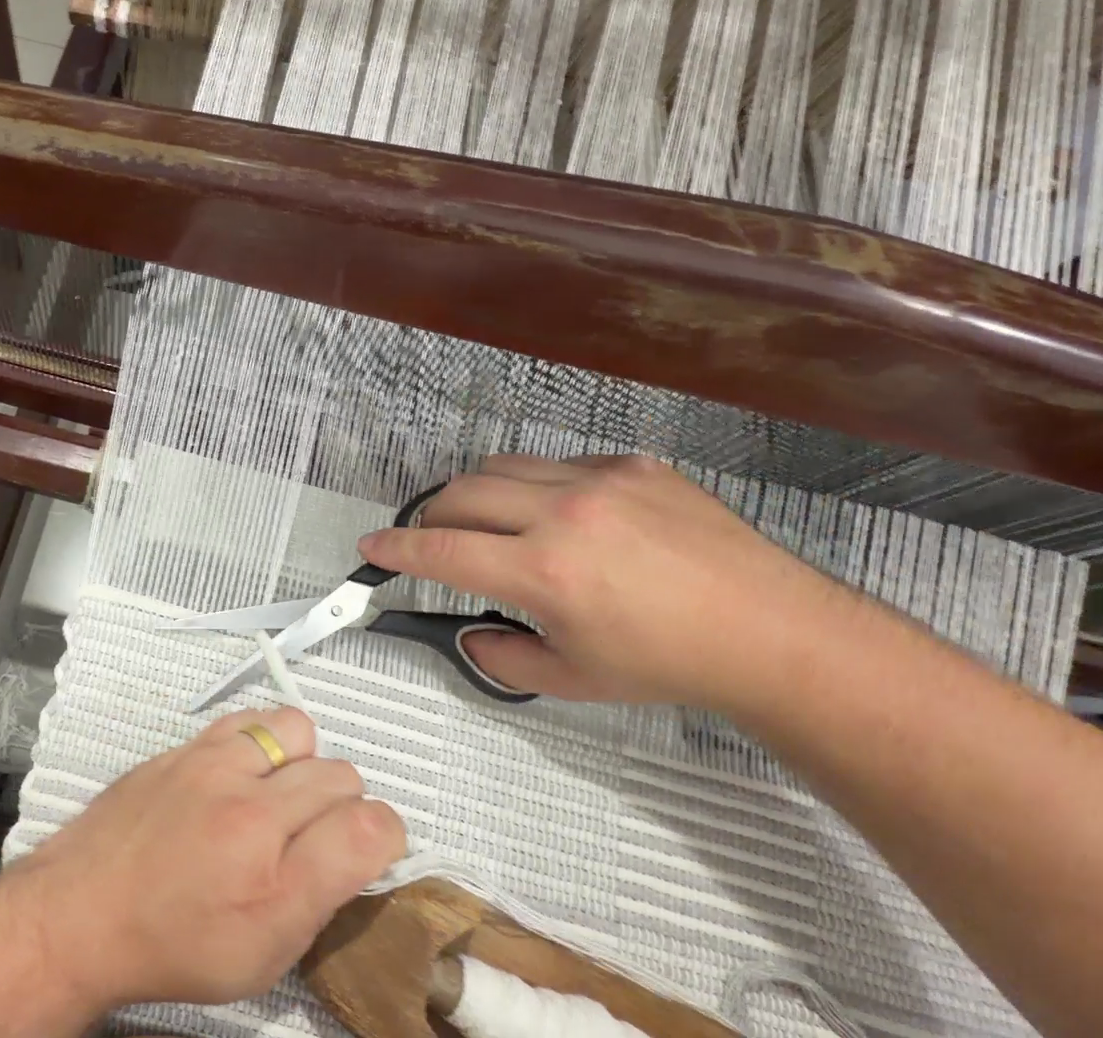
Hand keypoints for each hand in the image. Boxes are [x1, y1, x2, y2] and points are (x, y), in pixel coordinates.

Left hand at [0, 707, 405, 1010]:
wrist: (79, 914)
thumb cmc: (171, 945)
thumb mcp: (261, 954)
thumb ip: (323, 897)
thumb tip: (363, 846)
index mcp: (272, 867)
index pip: (373, 824)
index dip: (383, 838)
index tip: (366, 850)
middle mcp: (245, 801)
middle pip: (340, 773)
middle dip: (344, 804)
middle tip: (315, 834)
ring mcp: (206, 764)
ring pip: (293, 728)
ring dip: (301, 760)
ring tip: (279, 794)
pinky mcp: (177, 750)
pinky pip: (241, 722)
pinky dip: (255, 745)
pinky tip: (237, 777)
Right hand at [357, 453, 878, 712]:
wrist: (771, 631)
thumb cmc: (667, 663)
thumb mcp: (571, 680)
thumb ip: (500, 658)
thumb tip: (470, 633)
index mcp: (544, 572)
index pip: (441, 549)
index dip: (396, 548)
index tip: (372, 547)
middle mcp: (565, 513)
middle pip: (461, 493)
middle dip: (430, 517)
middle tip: (431, 541)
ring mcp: (602, 481)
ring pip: (503, 468)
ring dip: (477, 495)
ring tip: (487, 524)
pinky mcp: (635, 466)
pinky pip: (558, 464)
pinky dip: (534, 487)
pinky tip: (557, 516)